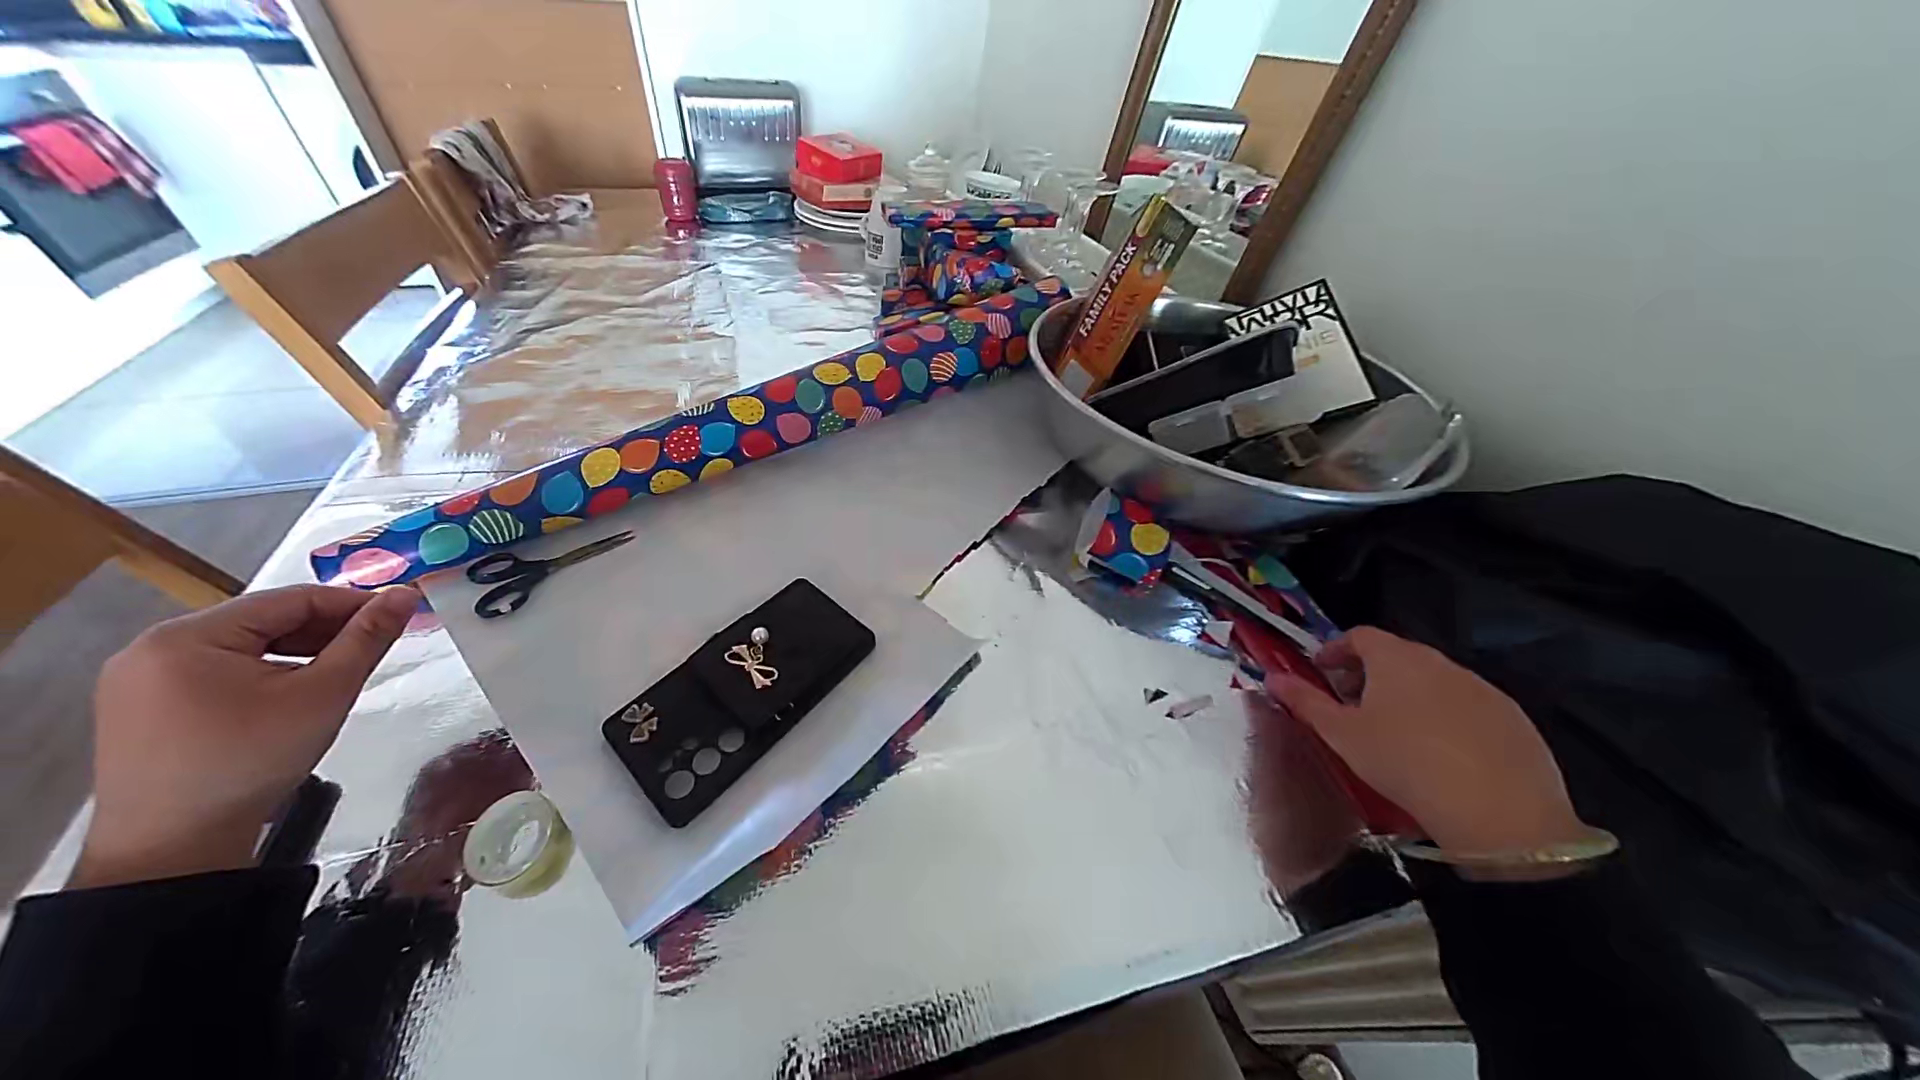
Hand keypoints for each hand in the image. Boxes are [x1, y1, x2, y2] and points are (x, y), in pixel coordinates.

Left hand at [72, 585, 416, 887]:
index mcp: (187, 636)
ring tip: (342, 669)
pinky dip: (265, 670)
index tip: (400, 614)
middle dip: (326, 629)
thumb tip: (406, 594)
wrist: (173, 847)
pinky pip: (218, 668)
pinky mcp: (141, 705)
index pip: (290, 599)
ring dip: (298, 650)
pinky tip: (294, 691)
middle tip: (377, 644)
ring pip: (243, 644)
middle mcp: (151, 647)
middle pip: (263, 620)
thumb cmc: (253, 759)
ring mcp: (139, 678)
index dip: (352, 602)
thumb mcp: (325, 693)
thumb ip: (367, 638)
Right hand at [1267, 627, 1591, 855]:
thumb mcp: (1341, 734)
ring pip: (1432, 680)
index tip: (1321, 670)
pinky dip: (1444, 714)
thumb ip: (1305, 701)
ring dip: (1408, 693)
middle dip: (1369, 672)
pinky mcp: (1512, 717)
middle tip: (1351, 703)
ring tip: (1394, 730)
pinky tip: (1439, 750)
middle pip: (1396, 655)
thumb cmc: (1403, 762)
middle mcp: (1440, 662)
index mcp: (1395, 658)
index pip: (1359, 635)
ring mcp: (1481, 688)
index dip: (1335, 649)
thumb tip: (1272, 678)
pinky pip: (1466, 704)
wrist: (1500, 812)